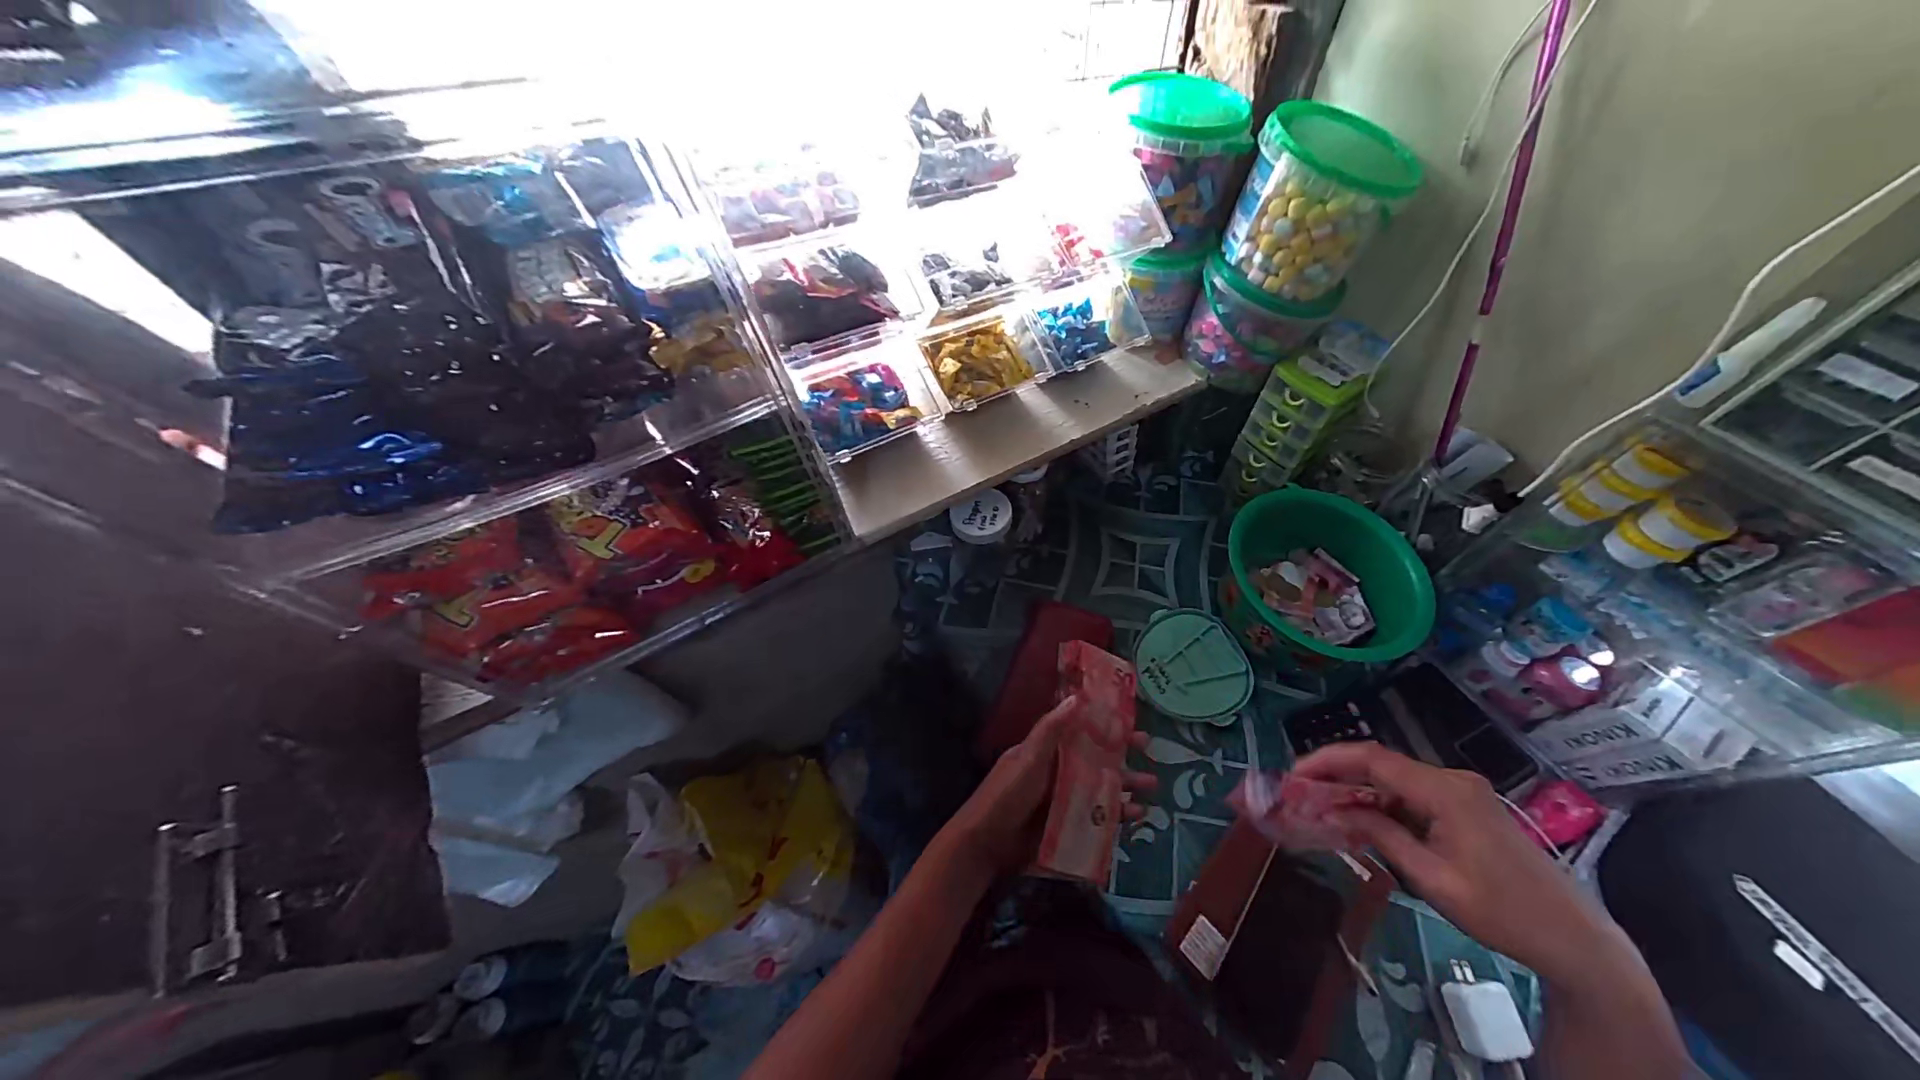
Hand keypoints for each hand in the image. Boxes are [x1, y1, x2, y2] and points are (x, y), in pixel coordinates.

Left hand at [939, 696, 1155, 879]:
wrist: (987, 843)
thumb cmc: (1007, 794)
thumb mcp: (1028, 757)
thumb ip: (1051, 729)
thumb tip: (1076, 696)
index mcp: (1048, 753)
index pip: (1084, 735)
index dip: (1109, 731)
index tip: (1135, 727)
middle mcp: (1058, 773)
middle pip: (1098, 764)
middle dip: (1124, 762)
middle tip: (1152, 760)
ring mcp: (1063, 801)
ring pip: (1102, 791)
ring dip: (1126, 788)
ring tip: (1150, 790)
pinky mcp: (1067, 827)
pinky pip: (1098, 818)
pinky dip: (1117, 816)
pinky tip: (1136, 818)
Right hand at [1294, 742, 1620, 985]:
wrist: (1575, 940)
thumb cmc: (1504, 913)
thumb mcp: (1433, 879)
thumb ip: (1382, 836)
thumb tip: (1335, 810)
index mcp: (1446, 791)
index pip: (1372, 758)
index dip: (1326, 761)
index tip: (1293, 776)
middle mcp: (1452, 779)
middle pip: (1379, 764)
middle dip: (1335, 776)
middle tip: (1299, 794)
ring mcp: (1461, 792)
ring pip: (1392, 780)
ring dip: (1355, 791)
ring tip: (1320, 807)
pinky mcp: (1465, 807)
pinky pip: (1410, 794)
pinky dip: (1380, 803)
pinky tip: (1359, 819)